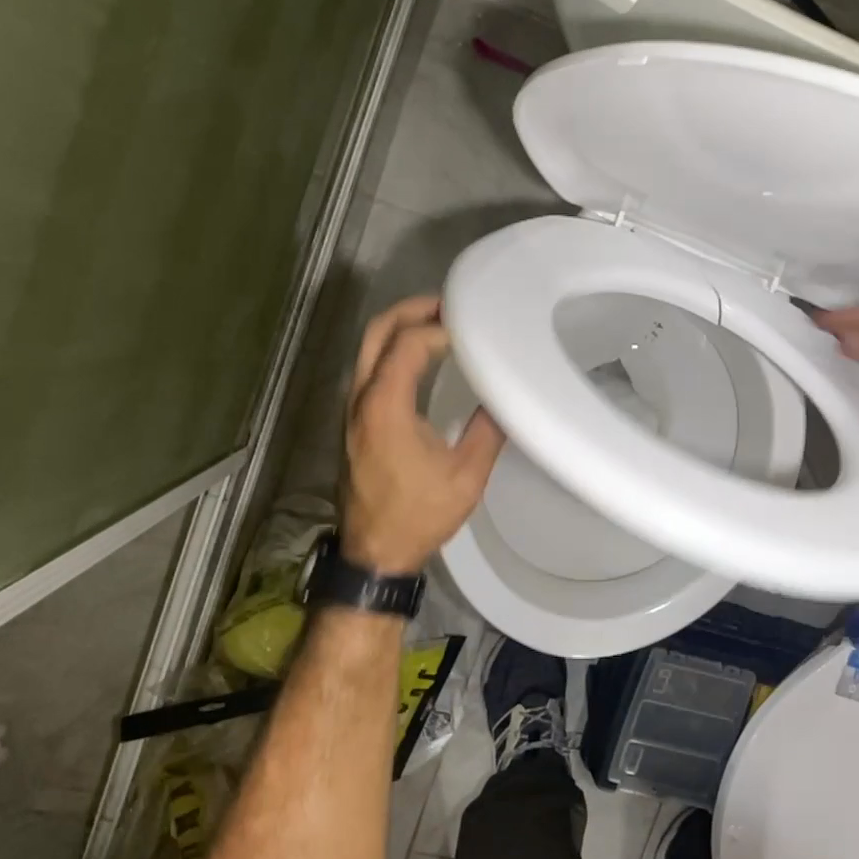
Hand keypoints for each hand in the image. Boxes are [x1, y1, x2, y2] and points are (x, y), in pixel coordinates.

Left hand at [340, 296, 506, 575]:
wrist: (375, 552)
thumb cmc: (419, 515)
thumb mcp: (466, 476)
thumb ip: (487, 432)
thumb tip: (506, 401)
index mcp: (385, 407)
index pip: (408, 344)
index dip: (439, 329)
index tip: (471, 328)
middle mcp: (360, 400)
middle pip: (376, 333)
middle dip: (411, 311)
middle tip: (450, 306)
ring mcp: (351, 410)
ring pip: (367, 349)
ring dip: (400, 329)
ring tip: (441, 325)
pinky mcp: (354, 422)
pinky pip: (369, 369)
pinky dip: (394, 351)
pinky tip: (423, 359)